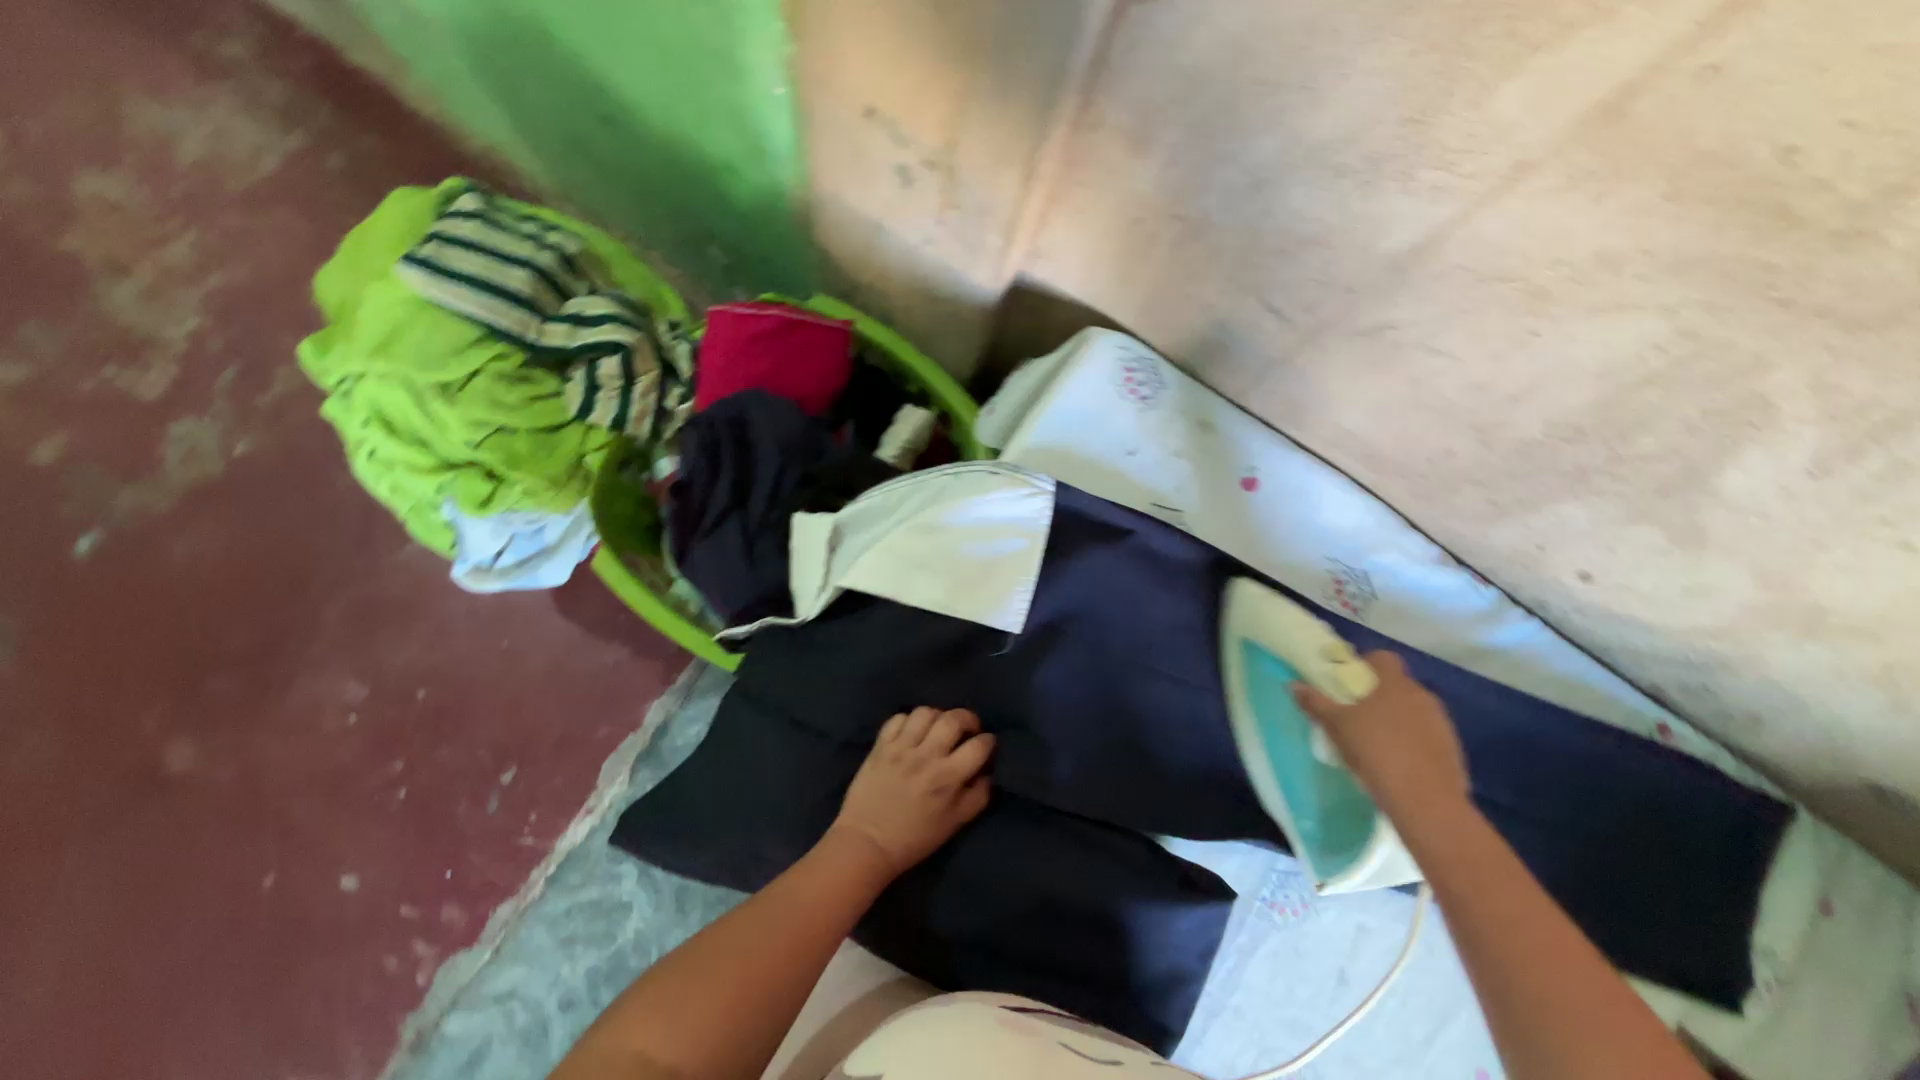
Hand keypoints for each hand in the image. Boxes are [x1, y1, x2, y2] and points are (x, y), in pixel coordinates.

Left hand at [831, 707, 995, 876]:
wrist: (867, 842)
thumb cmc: (914, 838)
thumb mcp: (955, 823)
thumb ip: (978, 796)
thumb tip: (988, 773)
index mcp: (948, 777)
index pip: (979, 745)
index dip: (989, 742)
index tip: (987, 746)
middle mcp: (927, 755)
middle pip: (954, 719)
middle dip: (968, 719)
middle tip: (967, 729)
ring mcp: (901, 747)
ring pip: (925, 712)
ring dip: (938, 716)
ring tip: (938, 729)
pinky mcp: (880, 746)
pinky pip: (897, 718)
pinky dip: (908, 721)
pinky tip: (912, 733)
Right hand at [1293, 651, 1469, 816]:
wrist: (1425, 800)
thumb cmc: (1376, 753)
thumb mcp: (1337, 728)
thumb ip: (1316, 704)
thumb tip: (1294, 685)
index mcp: (1395, 684)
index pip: (1383, 658)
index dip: (1365, 665)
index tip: (1349, 683)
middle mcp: (1422, 695)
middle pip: (1397, 686)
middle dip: (1378, 696)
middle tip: (1356, 716)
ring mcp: (1441, 722)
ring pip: (1413, 711)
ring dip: (1396, 719)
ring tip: (1377, 743)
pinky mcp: (1451, 748)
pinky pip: (1426, 734)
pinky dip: (1412, 741)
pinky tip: (1398, 763)